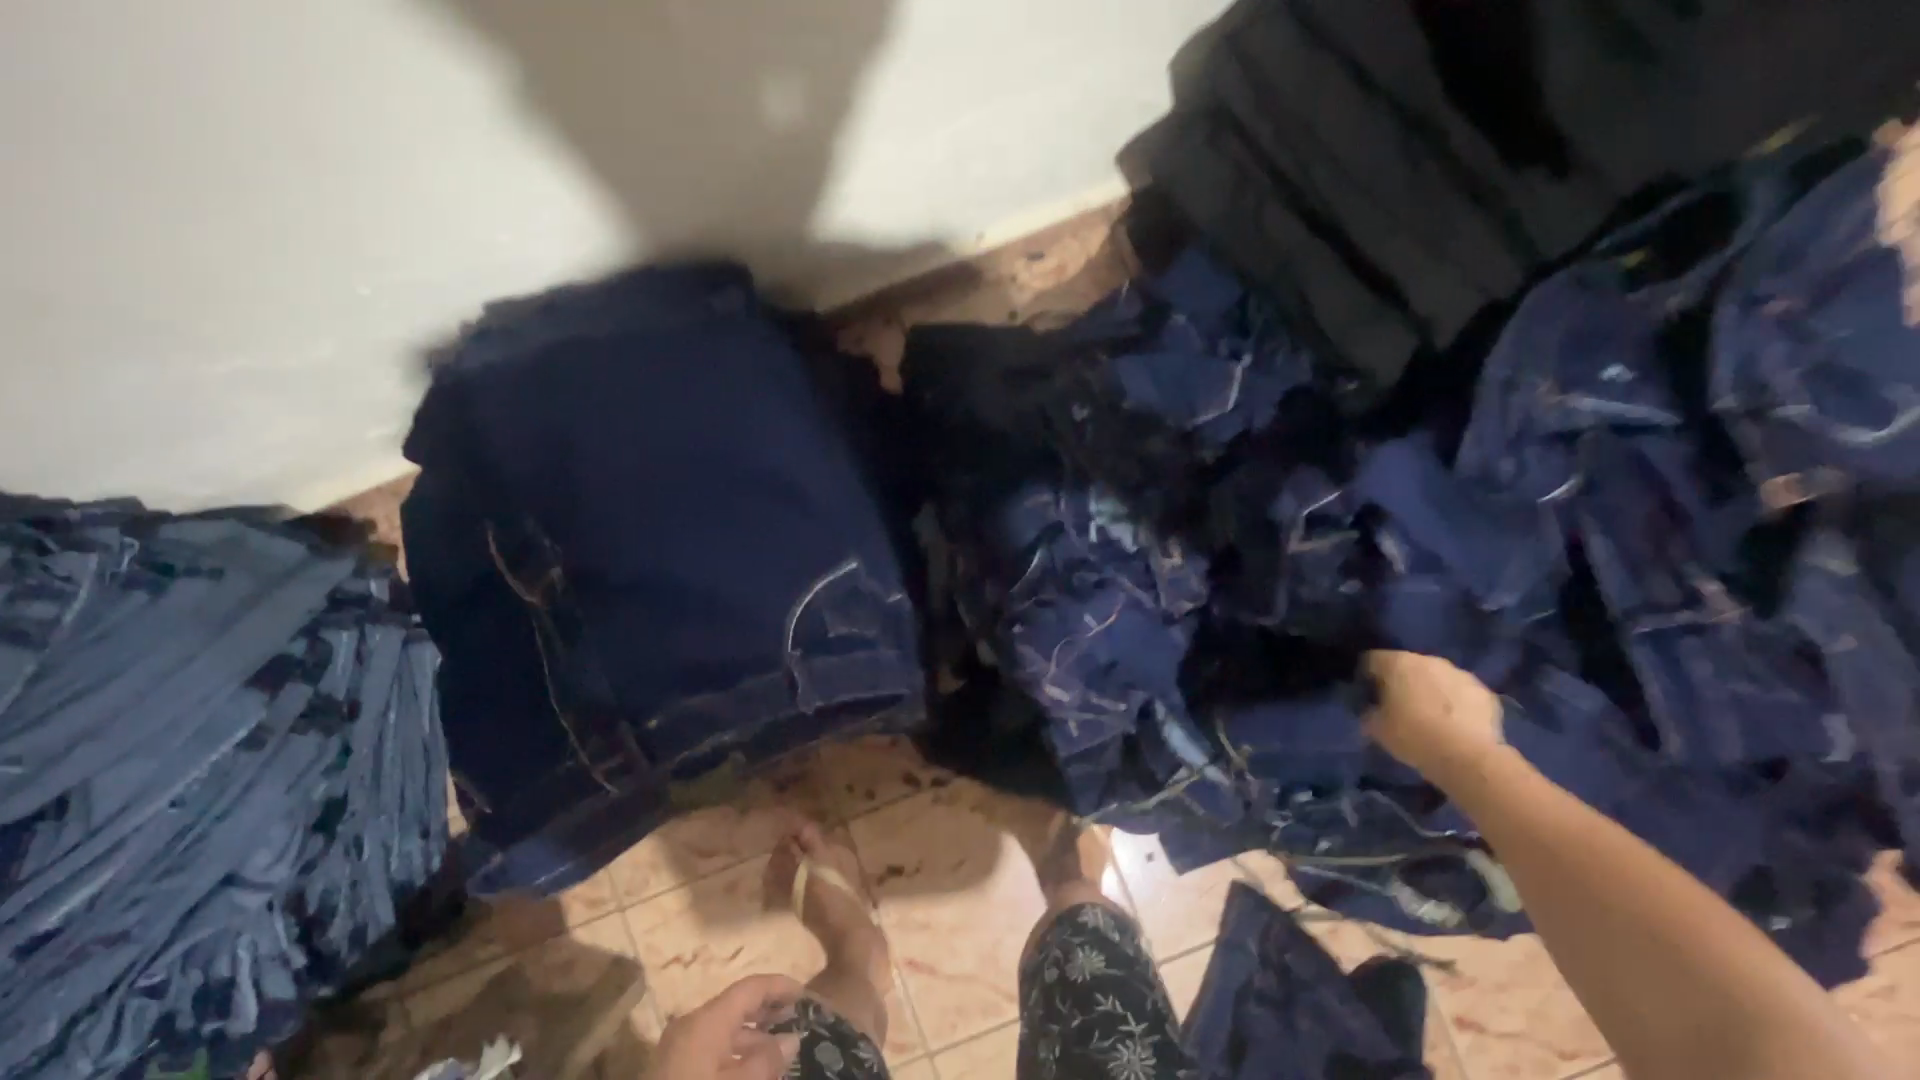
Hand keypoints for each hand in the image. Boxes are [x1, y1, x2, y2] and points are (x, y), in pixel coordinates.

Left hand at [648, 974, 805, 1079]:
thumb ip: (767, 1061)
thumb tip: (790, 1039)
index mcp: (706, 1021)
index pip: (750, 988)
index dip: (780, 986)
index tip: (807, 995)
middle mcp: (691, 1026)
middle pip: (737, 1007)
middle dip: (769, 1012)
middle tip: (800, 1021)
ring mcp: (679, 1049)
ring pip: (725, 1032)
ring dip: (755, 1038)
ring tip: (783, 1052)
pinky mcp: (674, 1071)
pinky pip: (712, 1051)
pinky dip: (736, 1055)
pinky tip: (754, 1071)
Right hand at [1362, 650, 1505, 786]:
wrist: (1468, 757)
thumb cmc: (1412, 736)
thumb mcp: (1375, 727)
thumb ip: (1368, 711)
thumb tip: (1371, 708)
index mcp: (1397, 662)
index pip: (1371, 659)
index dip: (1365, 676)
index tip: (1366, 695)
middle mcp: (1429, 660)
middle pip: (1407, 665)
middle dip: (1400, 681)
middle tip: (1397, 706)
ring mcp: (1461, 674)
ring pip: (1437, 677)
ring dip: (1430, 690)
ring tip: (1428, 716)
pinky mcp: (1485, 692)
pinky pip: (1461, 693)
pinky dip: (1455, 703)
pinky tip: (1453, 724)